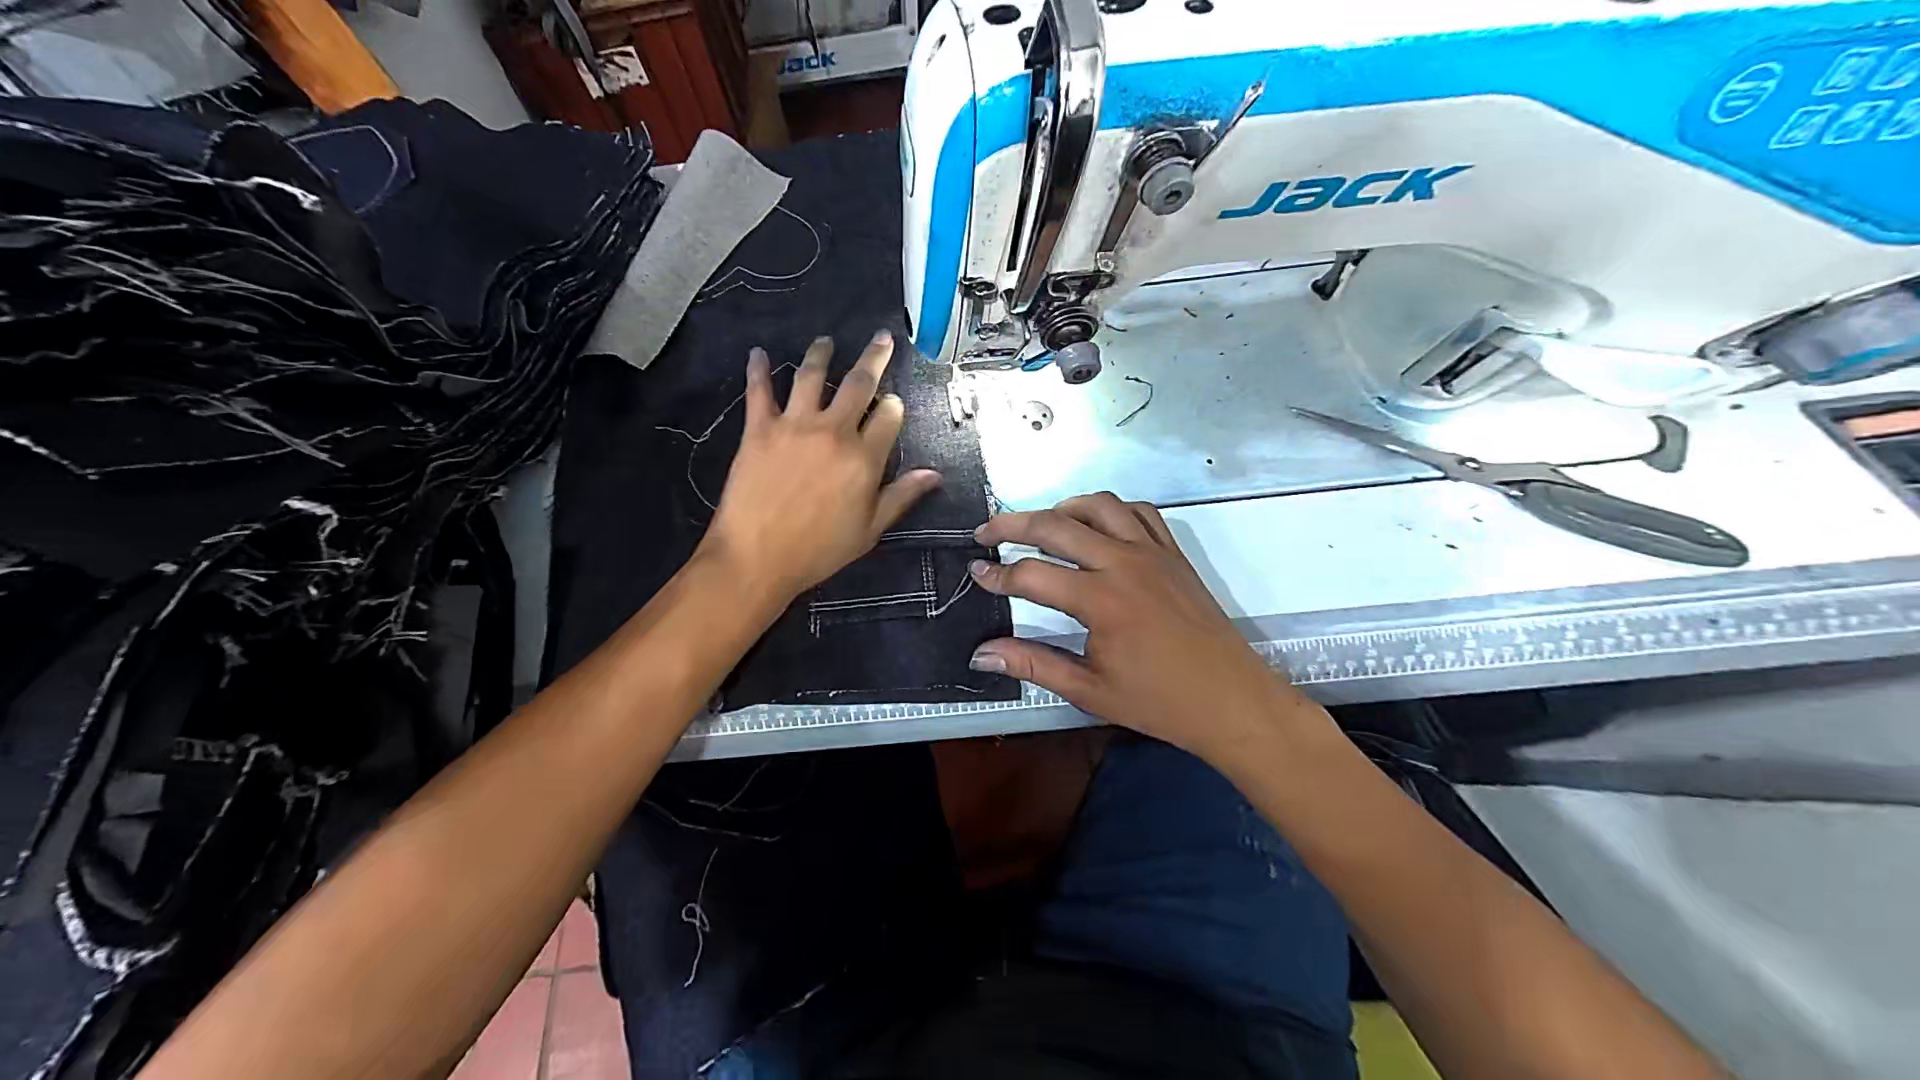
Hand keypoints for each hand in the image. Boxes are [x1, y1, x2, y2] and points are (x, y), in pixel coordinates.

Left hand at [698, 330, 940, 604]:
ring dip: (821, 353)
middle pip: (858, 384)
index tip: (894, 403)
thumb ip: (901, 496)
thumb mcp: (870, 529)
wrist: (757, 557)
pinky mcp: (759, 429)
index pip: (888, 417)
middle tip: (881, 339)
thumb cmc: (819, 550)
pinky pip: (760, 391)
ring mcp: (794, 425)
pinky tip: (758, 353)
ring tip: (826, 340)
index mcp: (864, 458)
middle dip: (874, 358)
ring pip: (811, 376)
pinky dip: (759, 370)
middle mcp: (833, 431)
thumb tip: (935, 474)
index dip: (894, 406)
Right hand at [966, 492, 1325, 761]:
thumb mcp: (1089, 689)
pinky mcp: (1173, 553)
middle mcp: (1123, 563)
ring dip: (1061, 508)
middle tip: (986, 532)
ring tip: (1039, 524)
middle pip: (1056, 525)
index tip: (975, 572)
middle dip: (1012, 524)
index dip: (997, 574)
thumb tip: (981, 653)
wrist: (1232, 700)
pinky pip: (1138, 512)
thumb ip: (1032, 664)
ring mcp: (1152, 552)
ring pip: (1098, 506)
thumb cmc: (1159, 701)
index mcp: (1100, 600)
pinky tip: (1096, 525)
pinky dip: (1109, 510)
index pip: (1032, 574)